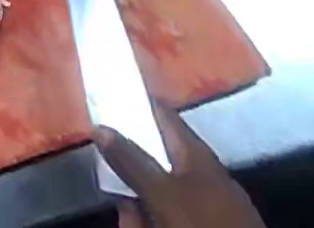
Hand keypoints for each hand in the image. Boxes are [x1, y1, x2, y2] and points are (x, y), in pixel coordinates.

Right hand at [97, 103, 266, 227]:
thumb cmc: (201, 224)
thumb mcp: (158, 192)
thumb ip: (128, 158)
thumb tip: (100, 128)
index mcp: (198, 156)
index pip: (163, 115)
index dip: (136, 103)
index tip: (109, 97)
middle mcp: (206, 175)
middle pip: (157, 156)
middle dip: (130, 167)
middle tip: (111, 175)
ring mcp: (213, 205)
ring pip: (163, 190)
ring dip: (139, 201)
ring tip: (130, 218)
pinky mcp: (212, 225)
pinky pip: (174, 213)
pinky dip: (155, 218)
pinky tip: (143, 226)